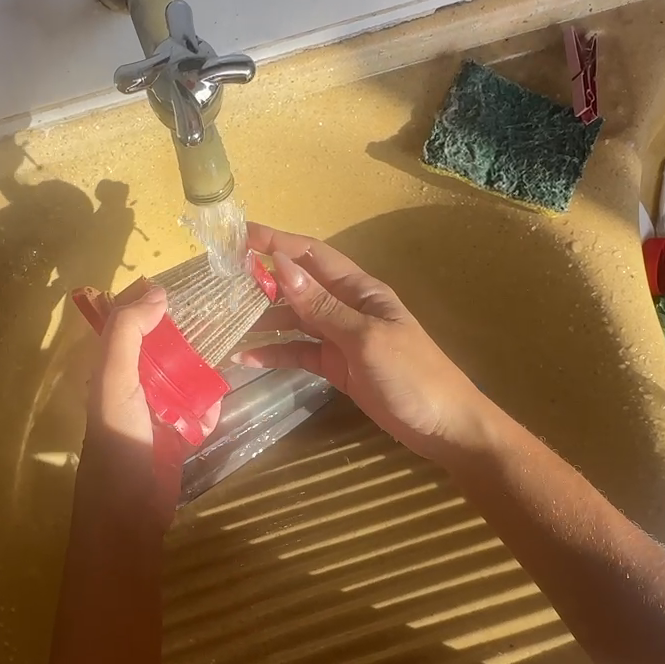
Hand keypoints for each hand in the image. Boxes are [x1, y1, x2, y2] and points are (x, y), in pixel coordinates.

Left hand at [82, 282, 216, 529]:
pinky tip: (215, 407)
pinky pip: (199, 412)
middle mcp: (132, 386)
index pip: (125, 323)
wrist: (129, 513)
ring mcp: (156, 413)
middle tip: (221, 311)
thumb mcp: (114, 381)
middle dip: (185, 332)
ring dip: (202, 369)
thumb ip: (128, 335)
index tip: (181, 282)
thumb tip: (157, 292)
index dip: (146, 301)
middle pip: (161, 348)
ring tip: (230, 349)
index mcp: (109, 370)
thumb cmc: (117, 442)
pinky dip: (209, 408)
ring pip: (184, 377)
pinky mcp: (177, 438)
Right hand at [234, 224, 494, 463]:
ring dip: (263, 320)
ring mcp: (341, 338)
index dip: (276, 242)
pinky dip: (275, 355)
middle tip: (220, 283)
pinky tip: (246, 359)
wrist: (444, 426)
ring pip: (294, 320)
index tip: (237, 237)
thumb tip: (281, 265)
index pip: (311, 255)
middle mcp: (347, 307)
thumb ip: (321, 305)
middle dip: (262, 280)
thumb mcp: (364, 337)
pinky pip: (299, 353)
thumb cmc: (412, 375)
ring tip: (227, 323)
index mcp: (360, 290)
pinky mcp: (336, 367)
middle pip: (298, 285)